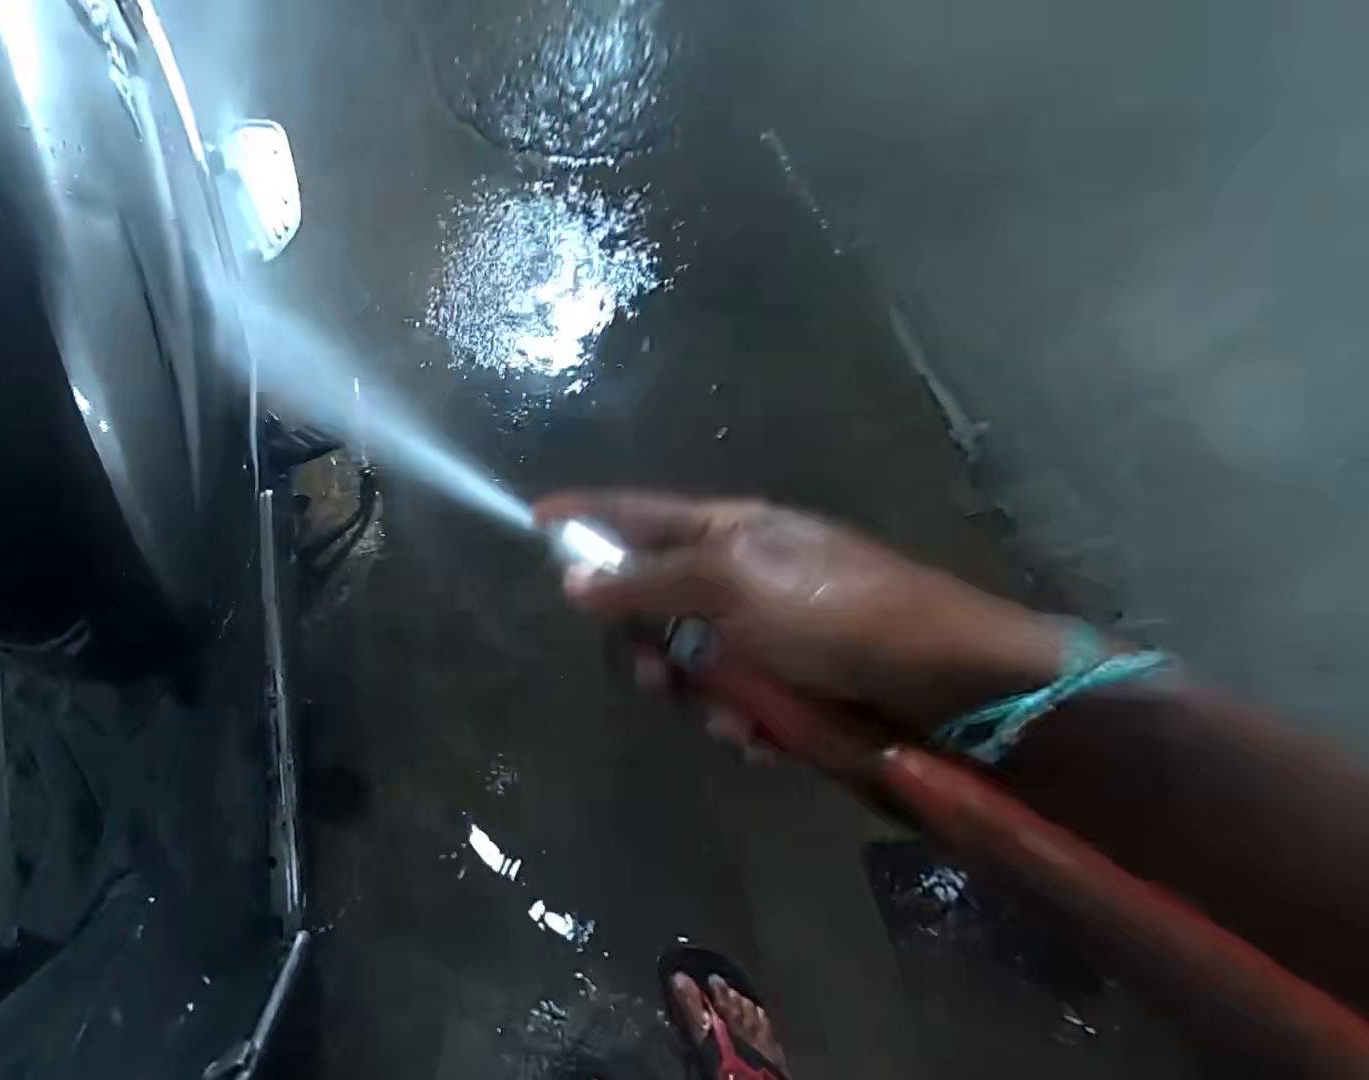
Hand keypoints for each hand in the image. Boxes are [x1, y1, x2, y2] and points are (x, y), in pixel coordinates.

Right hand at [534, 491, 1067, 737]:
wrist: (950, 685)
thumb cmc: (834, 610)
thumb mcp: (731, 583)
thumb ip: (645, 582)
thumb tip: (571, 581)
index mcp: (720, 533)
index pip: (632, 513)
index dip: (583, 514)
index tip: (534, 518)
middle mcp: (727, 577)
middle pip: (643, 600)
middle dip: (642, 642)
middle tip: (653, 670)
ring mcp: (750, 631)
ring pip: (676, 660)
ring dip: (693, 692)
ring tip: (732, 713)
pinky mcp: (772, 680)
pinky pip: (717, 697)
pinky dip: (732, 718)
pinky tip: (760, 732)